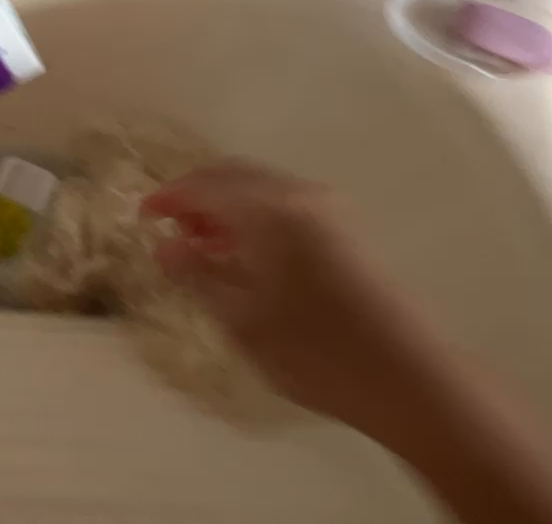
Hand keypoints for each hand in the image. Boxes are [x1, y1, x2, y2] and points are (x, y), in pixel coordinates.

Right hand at [139, 162, 433, 430]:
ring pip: (257, 188)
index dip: (168, 196)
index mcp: (267, 209)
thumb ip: (197, 274)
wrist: (409, 376)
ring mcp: (323, 206)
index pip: (204, 185)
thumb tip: (164, 245)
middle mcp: (295, 194)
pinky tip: (242, 254)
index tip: (142, 216)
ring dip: (223, 206)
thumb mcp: (242, 318)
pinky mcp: (340, 226)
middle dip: (195, 196)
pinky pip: (280, 203)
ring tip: (201, 248)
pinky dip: (251, 216)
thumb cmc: (316, 351)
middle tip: (169, 231)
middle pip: (231, 176)